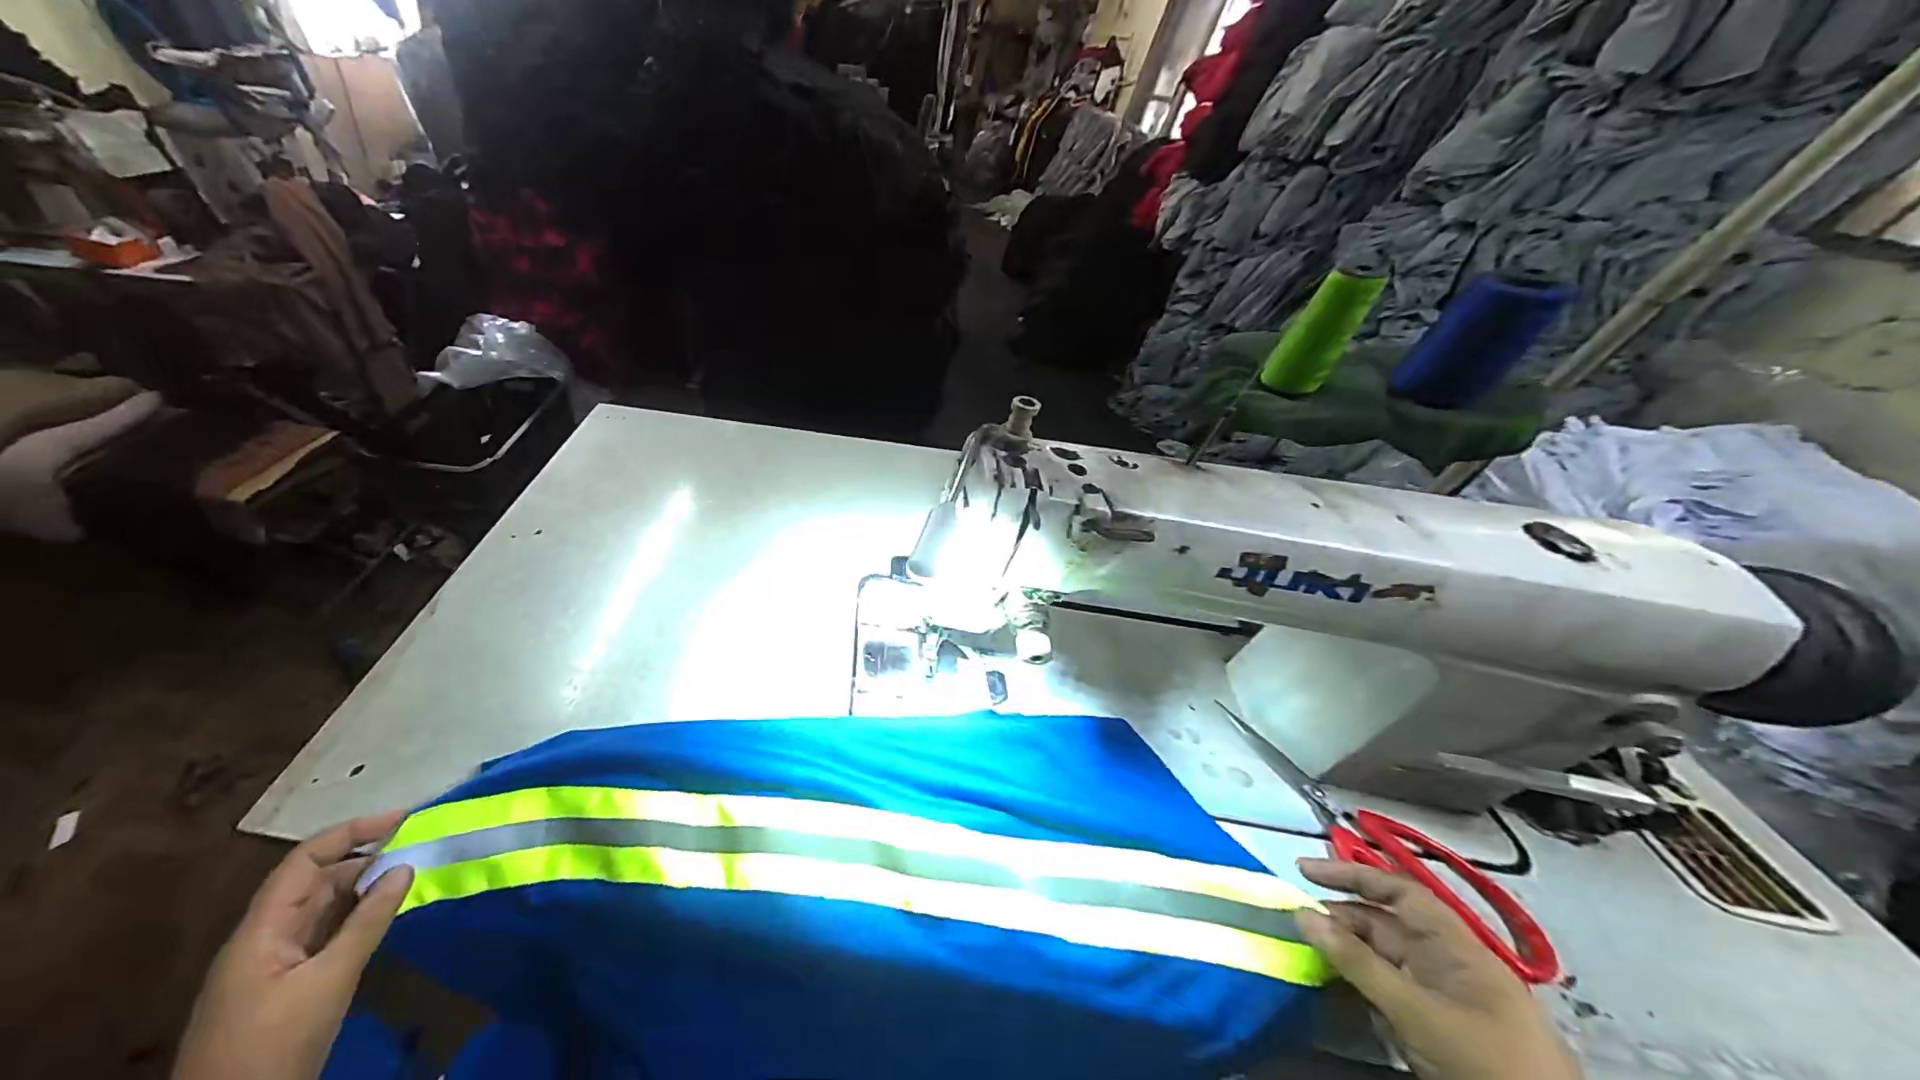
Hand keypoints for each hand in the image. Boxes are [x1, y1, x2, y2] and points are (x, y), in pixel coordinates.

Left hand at [173, 811, 414, 1079]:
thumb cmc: (273, 1042)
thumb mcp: (328, 980)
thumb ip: (368, 922)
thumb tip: (404, 867)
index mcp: (260, 931)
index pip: (303, 862)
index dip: (350, 833)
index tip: (401, 819)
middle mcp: (263, 938)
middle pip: (314, 882)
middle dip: (364, 858)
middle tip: (418, 846)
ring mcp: (273, 963)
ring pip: (322, 908)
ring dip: (364, 887)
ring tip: (413, 873)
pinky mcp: (286, 984)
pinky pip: (325, 934)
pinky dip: (357, 916)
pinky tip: (387, 913)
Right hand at [1295, 857, 1580, 1079]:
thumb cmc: (1484, 1058)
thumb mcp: (1416, 1010)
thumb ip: (1358, 963)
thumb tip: (1303, 915)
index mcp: (1453, 944)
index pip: (1398, 891)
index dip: (1352, 874)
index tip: (1304, 870)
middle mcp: (1445, 961)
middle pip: (1383, 924)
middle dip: (1339, 918)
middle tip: (1295, 923)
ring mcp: (1440, 996)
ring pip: (1381, 958)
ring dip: (1344, 953)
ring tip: (1305, 953)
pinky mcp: (1432, 1027)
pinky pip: (1387, 991)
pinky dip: (1357, 985)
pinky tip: (1332, 988)